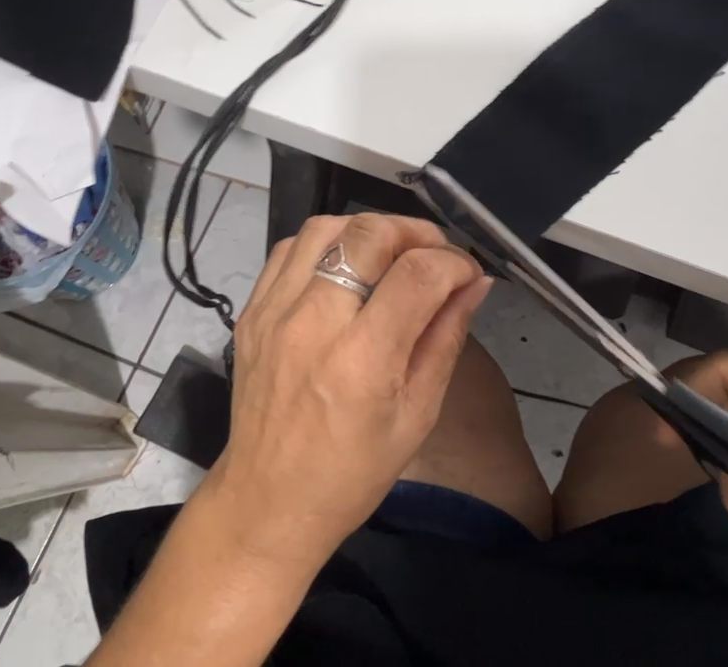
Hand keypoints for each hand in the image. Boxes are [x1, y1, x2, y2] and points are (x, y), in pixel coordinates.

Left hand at [201, 213, 491, 569]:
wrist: (268, 502)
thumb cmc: (352, 471)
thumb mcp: (418, 415)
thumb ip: (446, 338)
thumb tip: (476, 284)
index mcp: (361, 359)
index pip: (418, 273)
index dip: (455, 262)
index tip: (468, 277)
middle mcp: (312, 323)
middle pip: (368, 234)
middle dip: (415, 232)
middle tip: (434, 255)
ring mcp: (274, 312)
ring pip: (325, 227)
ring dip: (368, 230)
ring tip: (390, 255)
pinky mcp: (252, 311)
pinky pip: (290, 249)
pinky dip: (326, 243)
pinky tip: (345, 268)